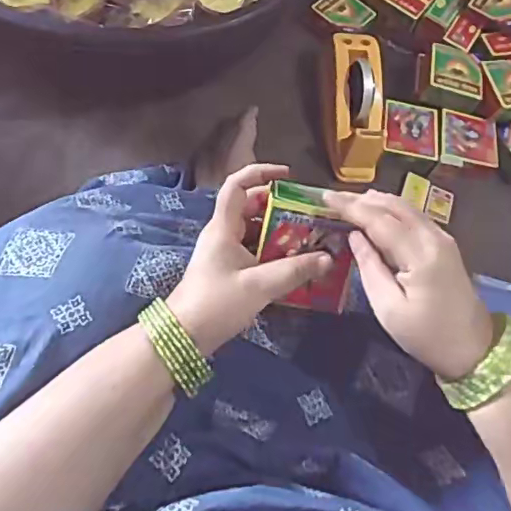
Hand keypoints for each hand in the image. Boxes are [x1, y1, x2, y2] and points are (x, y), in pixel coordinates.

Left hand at [165, 163, 331, 354]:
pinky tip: (292, 263)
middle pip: (250, 206)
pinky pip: (253, 249)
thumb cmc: (216, 304)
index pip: (237, 185)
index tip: (287, 176)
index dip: (260, 173)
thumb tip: (327, 258)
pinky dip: (272, 251)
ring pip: (253, 229)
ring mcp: (223, 252)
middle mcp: (222, 234)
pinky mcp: (227, 270)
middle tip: (306, 213)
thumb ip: (294, 271)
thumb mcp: (259, 287)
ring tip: (307, 237)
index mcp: (223, 228)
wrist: (183, 338)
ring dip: (278, 231)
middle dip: (278, 206)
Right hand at [325, 190, 495, 379]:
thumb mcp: (389, 309)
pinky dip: (391, 210)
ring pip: (405, 207)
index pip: (379, 219)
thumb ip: (370, 267)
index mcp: (420, 254)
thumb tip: (355, 236)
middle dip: (361, 199)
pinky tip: (376, 213)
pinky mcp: (444, 244)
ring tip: (349, 201)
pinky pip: (413, 216)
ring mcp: (442, 238)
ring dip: (376, 201)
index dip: (351, 206)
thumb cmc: (427, 336)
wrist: (473, 349)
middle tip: (333, 197)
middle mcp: (434, 237)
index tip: (326, 197)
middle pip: (394, 206)